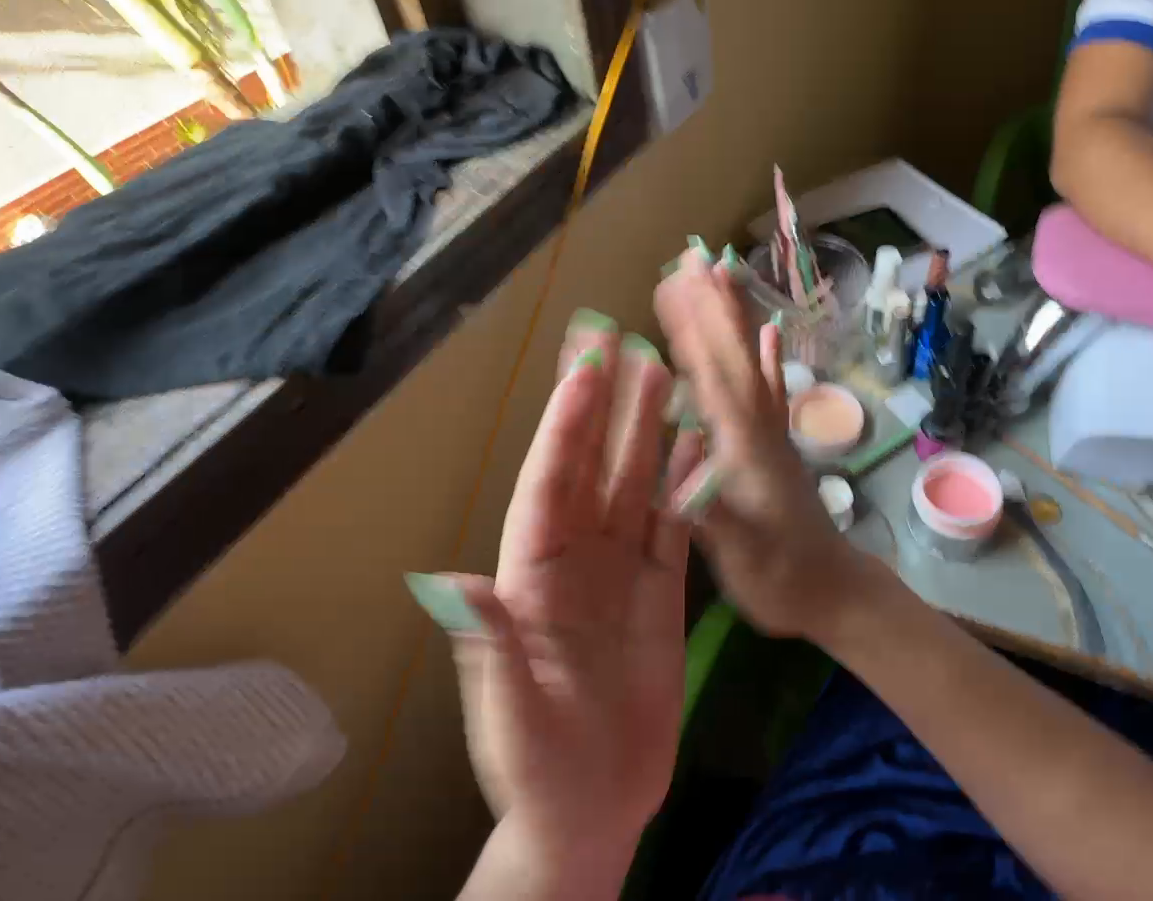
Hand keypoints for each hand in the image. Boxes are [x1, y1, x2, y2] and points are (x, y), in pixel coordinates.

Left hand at [427, 322, 701, 857]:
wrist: (592, 809)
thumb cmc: (536, 767)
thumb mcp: (508, 713)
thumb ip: (491, 645)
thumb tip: (454, 579)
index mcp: (529, 577)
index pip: (548, 487)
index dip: (565, 430)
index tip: (584, 374)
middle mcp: (574, 560)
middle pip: (593, 469)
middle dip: (606, 407)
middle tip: (623, 342)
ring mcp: (620, 573)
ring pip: (635, 487)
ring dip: (649, 433)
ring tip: (665, 377)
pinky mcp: (661, 593)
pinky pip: (674, 529)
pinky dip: (686, 488)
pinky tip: (698, 450)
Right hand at [653, 252, 878, 639]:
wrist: (835, 593)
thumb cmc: (781, 578)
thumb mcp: (740, 555)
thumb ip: (710, 515)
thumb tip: (672, 479)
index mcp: (742, 447)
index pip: (714, 377)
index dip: (694, 330)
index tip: (673, 283)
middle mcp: (758, 427)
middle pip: (734, 355)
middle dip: (712, 305)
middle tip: (693, 256)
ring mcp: (771, 432)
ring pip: (751, 362)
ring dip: (736, 318)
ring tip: (724, 273)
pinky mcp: (778, 444)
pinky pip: (772, 391)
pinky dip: (770, 359)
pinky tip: (772, 334)